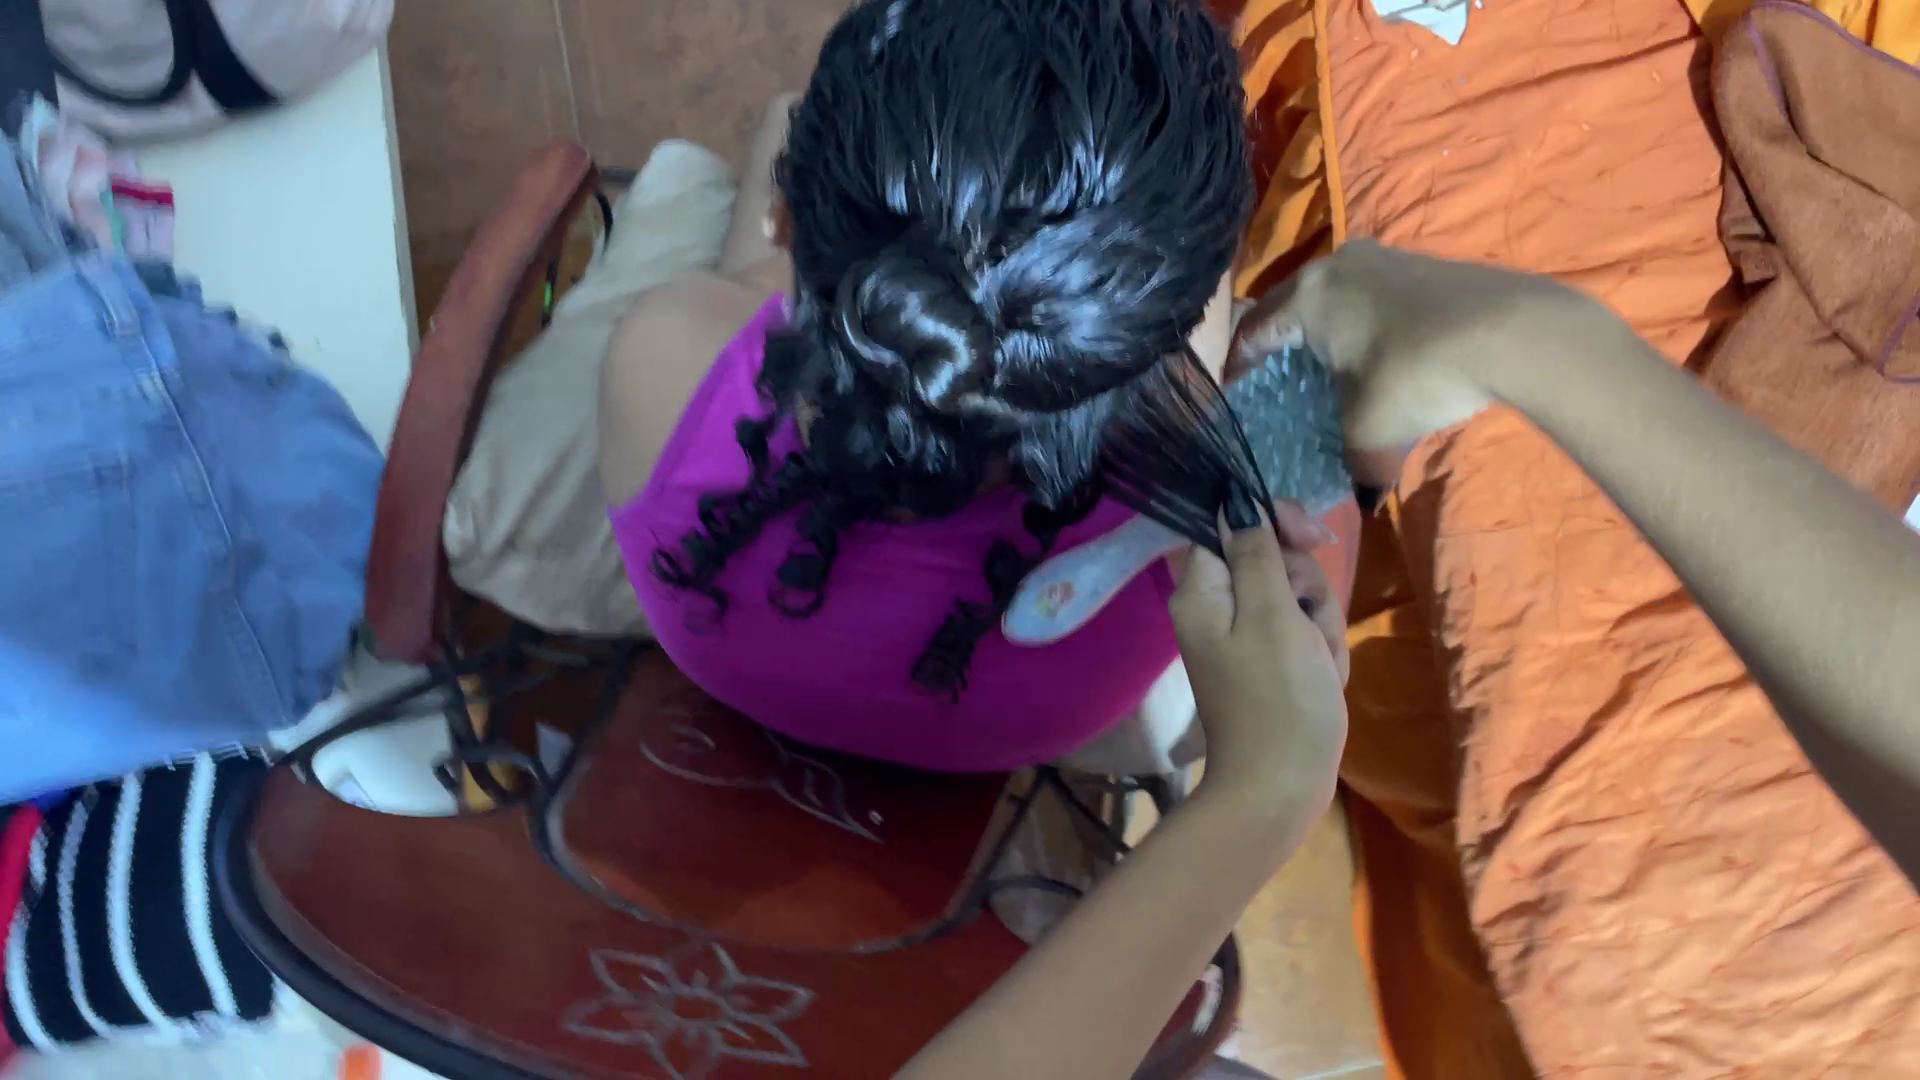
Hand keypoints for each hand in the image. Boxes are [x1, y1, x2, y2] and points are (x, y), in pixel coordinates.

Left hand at [1168, 521, 1348, 813]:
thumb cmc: (1279, 698)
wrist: (1283, 785)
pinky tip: (1322, 677)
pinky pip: (1303, 630)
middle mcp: (1215, 606)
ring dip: (1320, 623)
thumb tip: (1233, 502)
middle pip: (1271, 559)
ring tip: (1318, 663)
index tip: (1312, 537)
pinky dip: (1320, 649)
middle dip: (1307, 587)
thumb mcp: (1272, 615)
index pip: (1229, 524)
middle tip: (1309, 625)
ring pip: (1296, 594)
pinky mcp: (1269, 657)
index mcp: (1202, 590)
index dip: (1273, 523)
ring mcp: (1244, 633)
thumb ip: (1256, 554)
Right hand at [1228, 240, 1615, 484]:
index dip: (1237, 370)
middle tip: (1271, 385)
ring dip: (1316, 332)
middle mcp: (1333, 267)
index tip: (1236, 398)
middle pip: (1283, 310)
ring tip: (1320, 371)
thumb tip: (1362, 501)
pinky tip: (1368, 354)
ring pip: (1325, 298)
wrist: (1517, 334)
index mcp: (1305, 299)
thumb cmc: (1416, 376)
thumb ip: (1353, 466)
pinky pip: (1362, 295)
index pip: (1251, 335)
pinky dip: (1352, 323)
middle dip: (1273, 347)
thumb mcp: (1369, 432)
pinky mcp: (1417, 263)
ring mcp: (1378, 258)